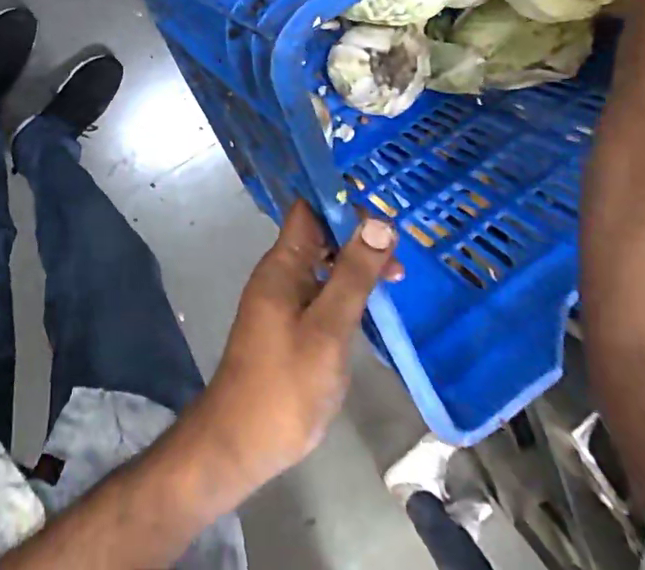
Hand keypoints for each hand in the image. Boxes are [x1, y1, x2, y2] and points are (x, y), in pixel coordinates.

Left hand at [191, 199, 400, 486]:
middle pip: (319, 236)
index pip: (308, 211)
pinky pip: (321, 292)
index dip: (342, 205)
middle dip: (357, 238)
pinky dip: (347, 291)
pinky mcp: (291, 326)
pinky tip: (373, 305)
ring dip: (355, 265)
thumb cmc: (286, 382)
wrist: (245, 440)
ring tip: (396, 278)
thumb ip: (353, 275)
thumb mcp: (328, 327)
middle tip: (399, 261)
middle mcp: (280, 275)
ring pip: (323, 265)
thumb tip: (379, 222)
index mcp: (282, 265)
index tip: (382, 220)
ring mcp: (284, 301)